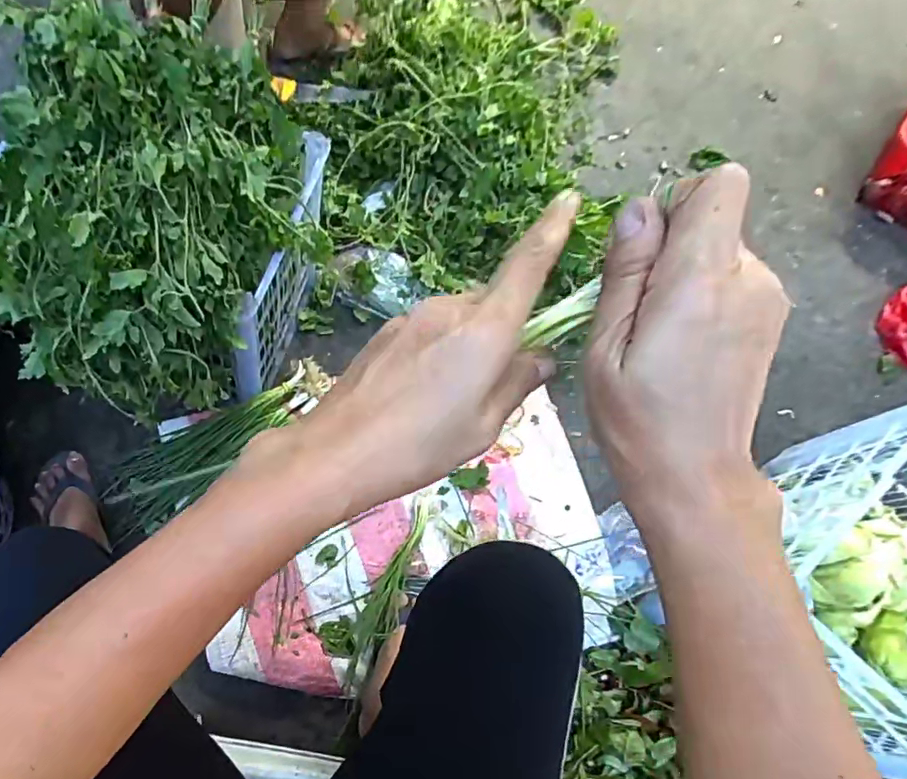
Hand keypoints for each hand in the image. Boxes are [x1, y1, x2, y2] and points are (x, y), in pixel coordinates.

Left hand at [265, 191, 579, 517]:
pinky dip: (441, 353)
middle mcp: (450, 309)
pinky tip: (421, 395)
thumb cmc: (421, 447)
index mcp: (484, 331)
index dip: (551, 231)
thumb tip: (542, 357)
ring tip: (450, 401)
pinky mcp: (387, 330)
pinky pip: (431, 332)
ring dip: (469, 346)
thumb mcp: (483, 427)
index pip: (527, 267)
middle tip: (496, 386)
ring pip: (461, 320)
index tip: (569, 198)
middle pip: (494, 303)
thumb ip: (517, 385)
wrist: (337, 452)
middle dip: (504, 332)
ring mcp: (413, 316)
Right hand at [583, 164, 789, 526]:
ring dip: (689, 280)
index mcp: (703, 278)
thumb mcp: (606, 350)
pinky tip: (688, 351)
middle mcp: (751, 279)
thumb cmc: (638, 424)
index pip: (720, 184)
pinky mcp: (772, 324)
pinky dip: (708, 302)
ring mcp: (769, 302)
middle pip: (718, 220)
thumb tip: (640, 209)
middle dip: (675, 250)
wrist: (695, 480)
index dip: (678, 203)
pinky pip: (735, 285)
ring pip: (724, 255)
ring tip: (663, 341)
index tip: (646, 254)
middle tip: (643, 315)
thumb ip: (625, 272)